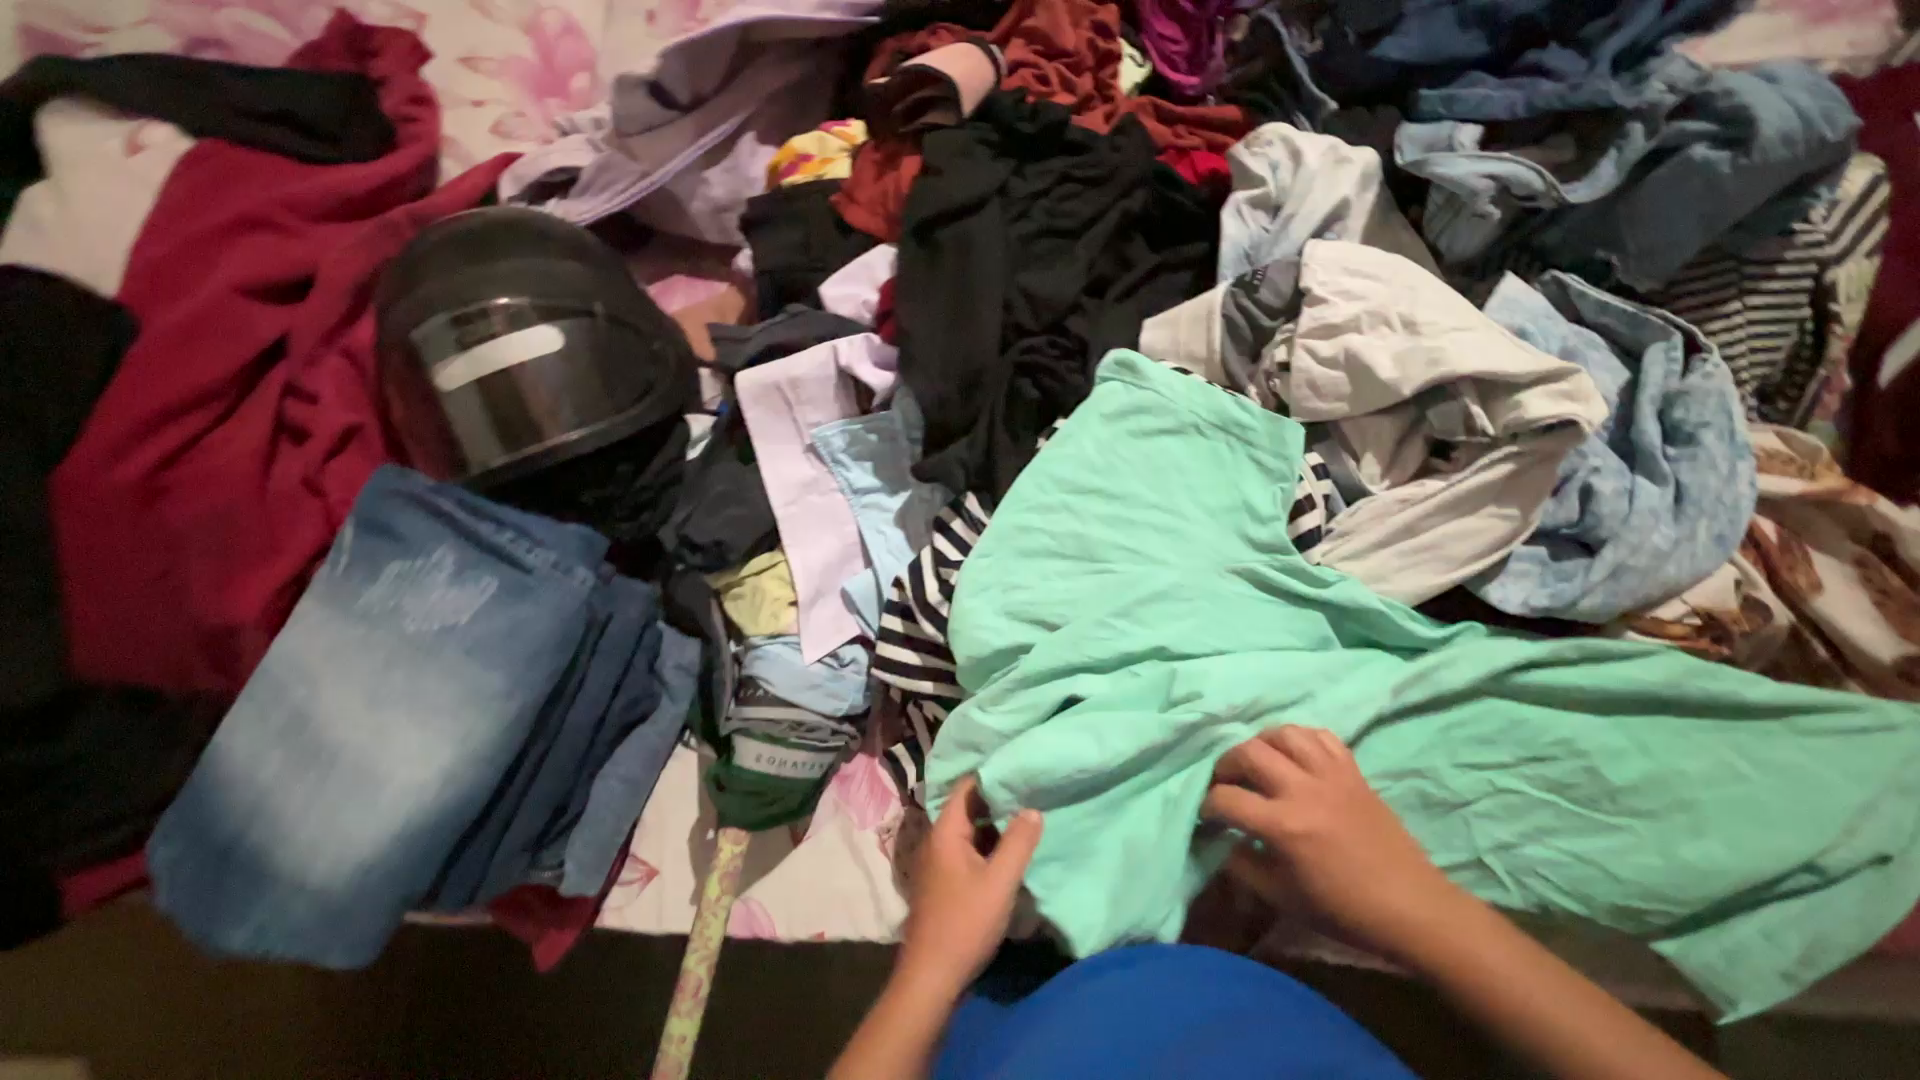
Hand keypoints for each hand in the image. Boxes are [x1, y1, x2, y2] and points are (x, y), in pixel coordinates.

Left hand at [894, 775, 1042, 999]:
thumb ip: (1018, 843)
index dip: (991, 775)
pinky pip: (967, 852)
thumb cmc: (965, 922)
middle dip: (997, 800)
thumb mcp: (1000, 881)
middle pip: (967, 809)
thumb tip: (1032, 808)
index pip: (966, 788)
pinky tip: (1010, 853)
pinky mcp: (942, 883)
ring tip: (1027, 817)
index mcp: (945, 832)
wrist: (931, 976)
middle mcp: (936, 841)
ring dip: (994, 826)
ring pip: (969, 832)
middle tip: (1031, 792)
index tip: (1020, 769)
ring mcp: (937, 863)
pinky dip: (987, 846)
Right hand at [1203, 725, 1465, 964]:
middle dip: (1226, 765)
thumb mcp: (1280, 896)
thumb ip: (1242, 864)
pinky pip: (1321, 737)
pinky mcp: (1354, 773)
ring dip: (1262, 744)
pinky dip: (1301, 740)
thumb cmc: (1342, 909)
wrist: (1410, 907)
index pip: (1226, 798)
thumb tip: (1223, 839)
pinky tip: (1294, 759)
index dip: (1207, 805)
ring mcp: (1332, 776)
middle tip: (1225, 783)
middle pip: (1249, 752)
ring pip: (1284, 734)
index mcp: (1284, 826)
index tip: (1208, 816)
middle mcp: (1304, 791)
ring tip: (1258, 764)